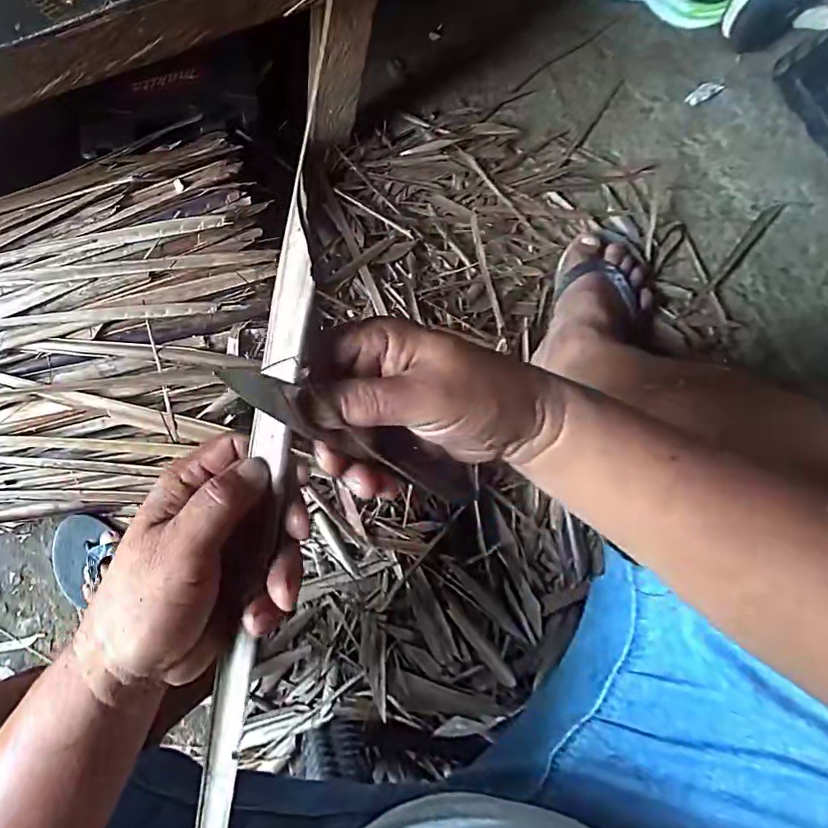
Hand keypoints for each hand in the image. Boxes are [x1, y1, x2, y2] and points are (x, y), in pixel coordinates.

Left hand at [72, 435, 309, 699]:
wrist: (134, 669)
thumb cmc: (135, 605)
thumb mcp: (179, 547)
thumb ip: (219, 503)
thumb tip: (256, 466)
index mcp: (188, 489)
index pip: (237, 453)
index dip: (270, 462)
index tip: (292, 484)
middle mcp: (212, 512)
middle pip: (270, 496)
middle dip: (285, 524)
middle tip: (291, 540)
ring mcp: (229, 547)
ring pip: (279, 541)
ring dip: (282, 572)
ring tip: (269, 598)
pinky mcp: (241, 581)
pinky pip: (275, 578)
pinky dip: (273, 600)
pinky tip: (254, 617)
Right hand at [308, 318, 563, 497]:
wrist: (529, 429)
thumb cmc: (482, 395)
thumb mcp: (420, 395)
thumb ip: (361, 400)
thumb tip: (307, 403)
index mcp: (376, 341)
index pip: (319, 357)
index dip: (304, 389)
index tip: (299, 424)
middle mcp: (372, 367)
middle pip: (325, 400)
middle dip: (328, 438)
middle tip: (335, 465)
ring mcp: (381, 401)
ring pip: (342, 431)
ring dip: (348, 462)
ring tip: (364, 483)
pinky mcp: (392, 430)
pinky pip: (364, 450)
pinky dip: (368, 471)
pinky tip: (381, 486)